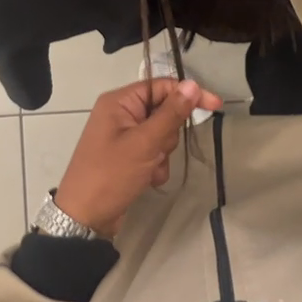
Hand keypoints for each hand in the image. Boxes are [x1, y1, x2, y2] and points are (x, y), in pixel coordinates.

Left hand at [55, 78, 223, 238]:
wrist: (85, 217)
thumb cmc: (111, 174)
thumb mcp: (144, 143)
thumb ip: (170, 113)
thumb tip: (192, 84)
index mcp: (120, 102)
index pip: (162, 86)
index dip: (188, 94)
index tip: (216, 106)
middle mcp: (121, 114)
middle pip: (164, 112)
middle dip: (167, 135)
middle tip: (154, 151)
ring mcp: (124, 136)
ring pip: (161, 135)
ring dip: (162, 154)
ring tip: (147, 169)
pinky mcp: (128, 156)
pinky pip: (154, 153)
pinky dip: (155, 166)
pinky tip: (146, 180)